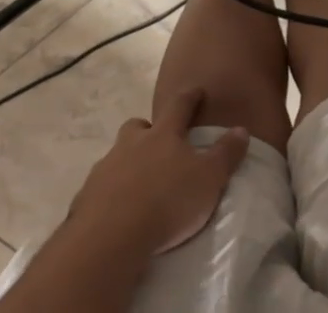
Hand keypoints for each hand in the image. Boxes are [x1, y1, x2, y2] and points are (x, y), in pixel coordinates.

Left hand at [63, 89, 250, 254]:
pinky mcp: (86, 196)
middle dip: (147, 130)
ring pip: (117, 155)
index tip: (196, 91)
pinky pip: (101, 186)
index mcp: (163, 135)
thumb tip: (241, 129)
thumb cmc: (167, 201)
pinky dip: (111, 191)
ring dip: (128, 162)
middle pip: (137, 126)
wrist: (110, 236)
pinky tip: (119, 209)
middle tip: (159, 142)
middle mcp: (131, 144)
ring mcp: (105, 168)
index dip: (189, 97)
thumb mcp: (209, 179)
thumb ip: (225, 154)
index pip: (179, 106)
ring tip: (140, 183)